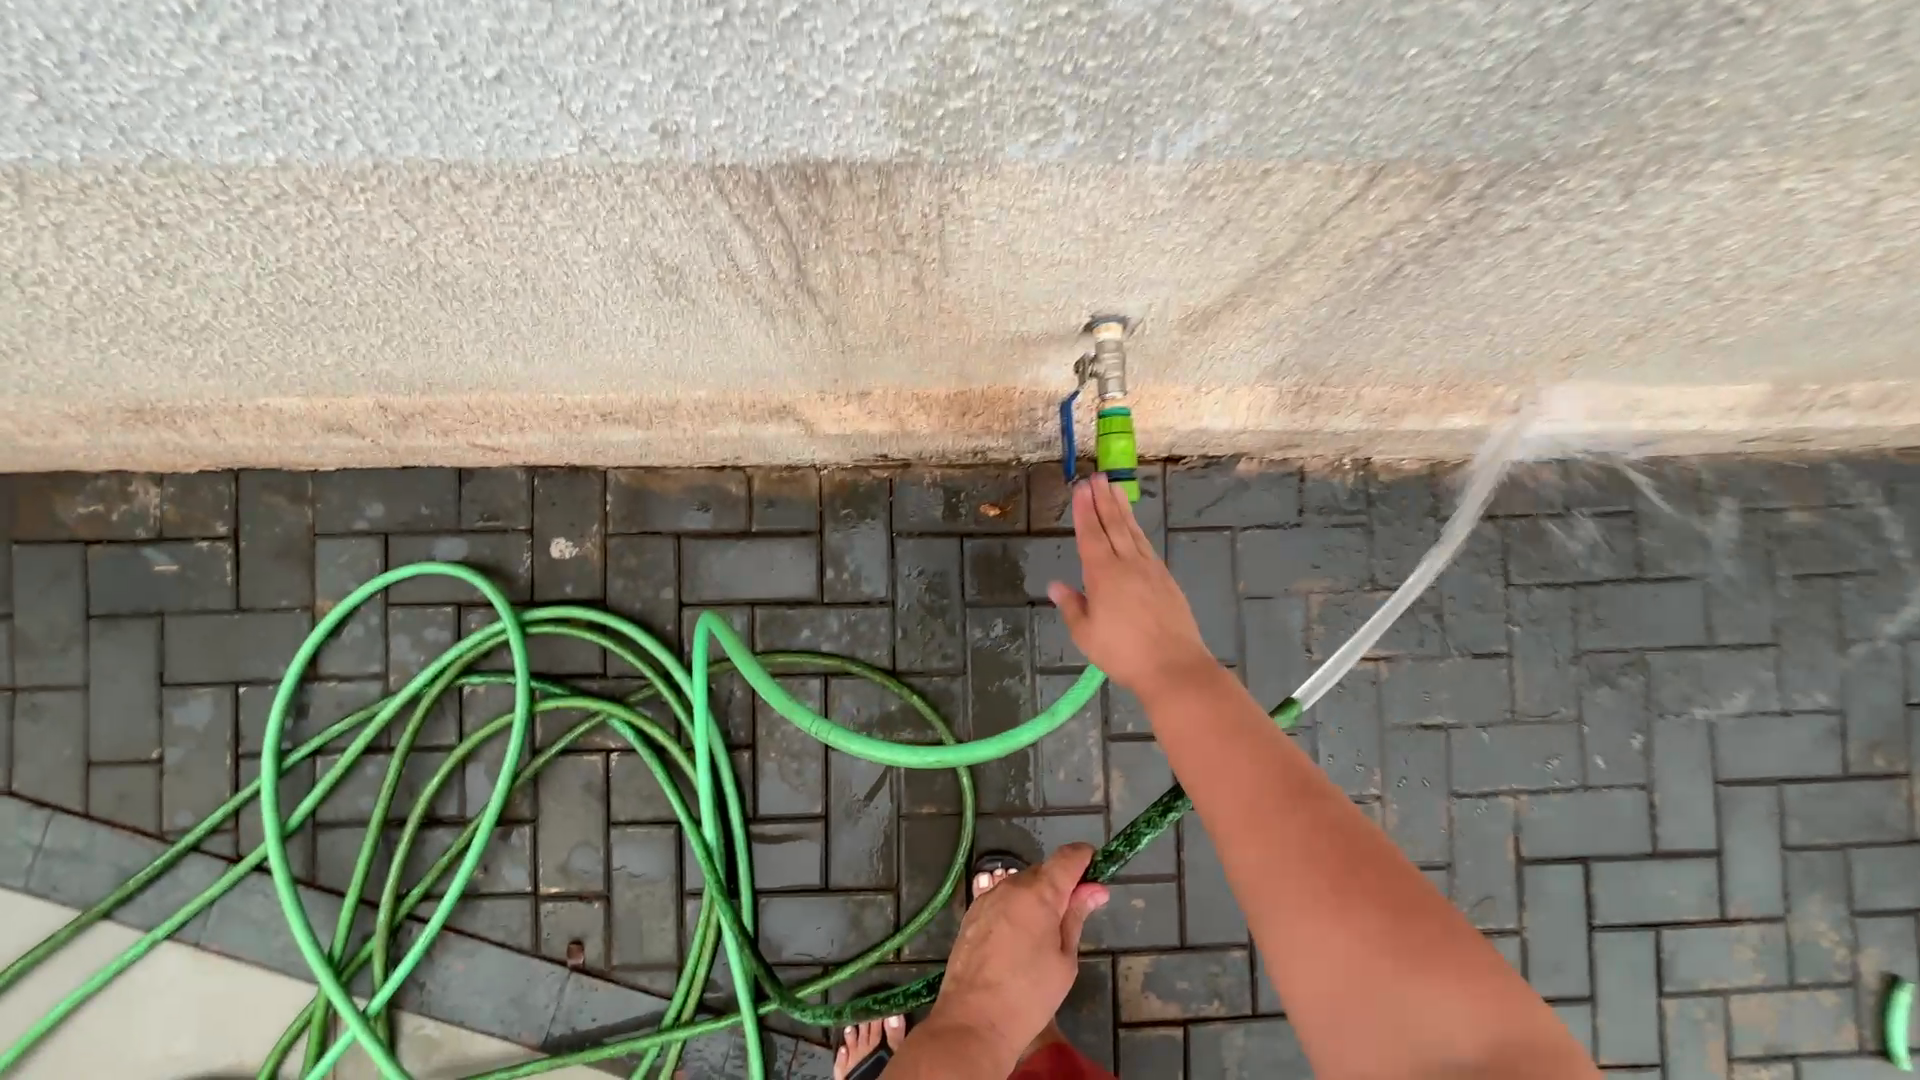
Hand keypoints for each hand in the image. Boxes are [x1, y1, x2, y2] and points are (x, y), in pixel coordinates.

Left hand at [928, 845, 1109, 1061]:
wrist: (973, 1021)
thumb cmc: (1029, 995)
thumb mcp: (1065, 959)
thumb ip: (1076, 917)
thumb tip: (1095, 890)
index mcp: (1039, 892)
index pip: (1068, 857)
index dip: (1085, 859)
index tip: (1097, 872)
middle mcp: (1011, 885)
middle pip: (1044, 871)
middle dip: (1062, 885)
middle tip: (1075, 917)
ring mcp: (987, 898)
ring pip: (1021, 886)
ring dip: (1037, 898)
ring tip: (1045, 937)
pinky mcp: (972, 914)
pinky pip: (1002, 900)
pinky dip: (1016, 909)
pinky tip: (1019, 942)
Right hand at [1048, 473, 1218, 700]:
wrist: (1173, 666)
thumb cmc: (1123, 653)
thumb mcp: (1086, 634)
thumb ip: (1072, 606)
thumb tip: (1056, 585)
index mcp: (1103, 574)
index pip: (1090, 535)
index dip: (1084, 511)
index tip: (1081, 488)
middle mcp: (1127, 564)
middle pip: (1113, 525)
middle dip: (1102, 500)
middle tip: (1097, 476)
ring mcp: (1150, 570)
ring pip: (1133, 531)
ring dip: (1122, 508)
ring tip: (1115, 488)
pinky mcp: (1166, 580)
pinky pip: (1147, 545)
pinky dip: (1137, 530)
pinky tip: (1134, 527)